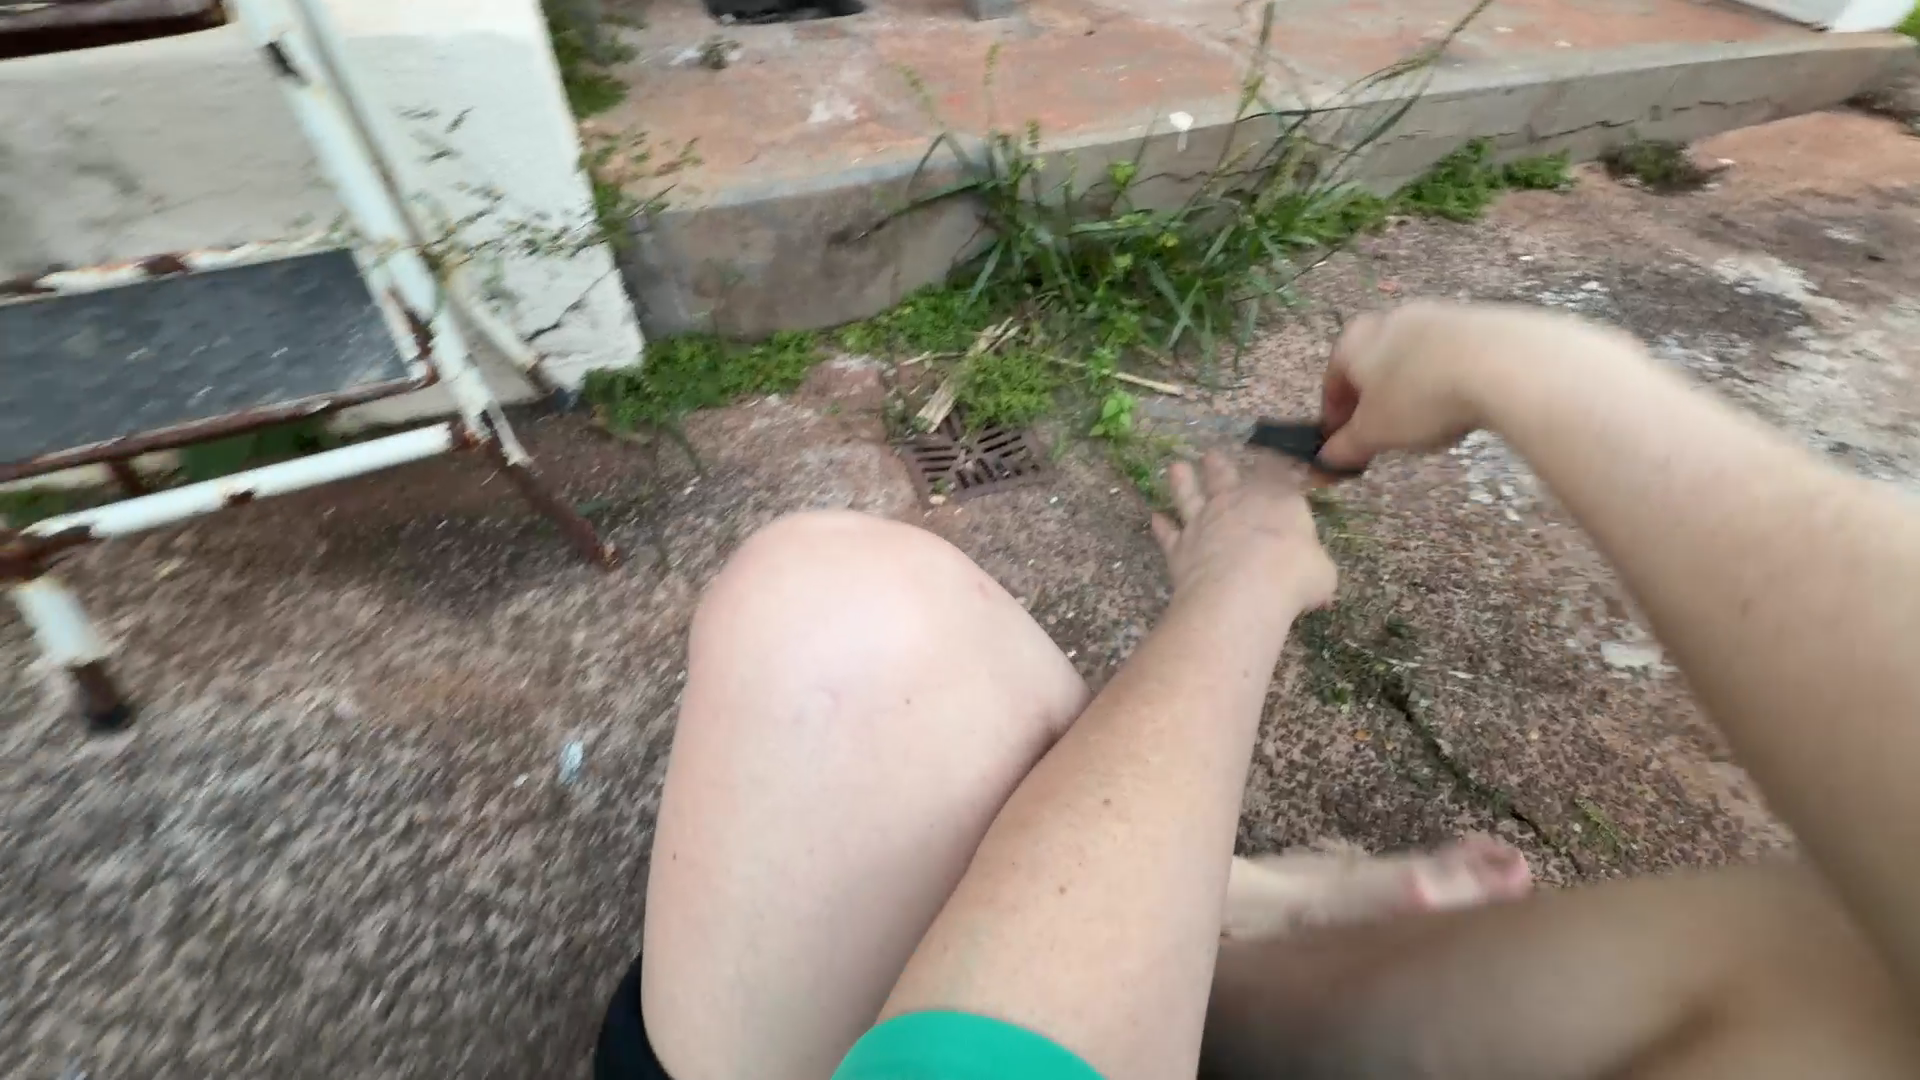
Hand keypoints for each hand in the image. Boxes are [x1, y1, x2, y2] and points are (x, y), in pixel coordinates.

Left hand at [1151, 452, 1335, 613]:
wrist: (1242, 590)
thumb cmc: (1293, 576)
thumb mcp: (1321, 573)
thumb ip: (1315, 567)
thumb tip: (1316, 578)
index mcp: (1278, 501)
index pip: (1276, 473)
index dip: (1273, 463)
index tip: (1268, 454)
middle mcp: (1236, 503)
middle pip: (1225, 476)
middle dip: (1220, 465)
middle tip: (1211, 454)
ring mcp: (1203, 522)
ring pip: (1189, 495)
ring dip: (1182, 481)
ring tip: (1177, 468)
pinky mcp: (1179, 546)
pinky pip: (1167, 533)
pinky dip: (1161, 526)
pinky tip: (1155, 519)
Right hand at [1318, 301, 1624, 471]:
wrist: (1508, 363)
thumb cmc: (1420, 396)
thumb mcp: (1373, 433)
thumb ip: (1345, 447)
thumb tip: (1326, 460)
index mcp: (1354, 341)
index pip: (1332, 382)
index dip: (1334, 418)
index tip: (1343, 444)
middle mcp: (1390, 319)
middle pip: (1373, 367)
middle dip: (1374, 401)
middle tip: (1384, 434)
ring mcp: (1437, 315)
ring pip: (1412, 360)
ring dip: (1411, 390)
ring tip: (1427, 424)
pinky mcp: (1480, 319)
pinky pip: (1451, 356)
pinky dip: (1447, 380)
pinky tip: (1462, 405)